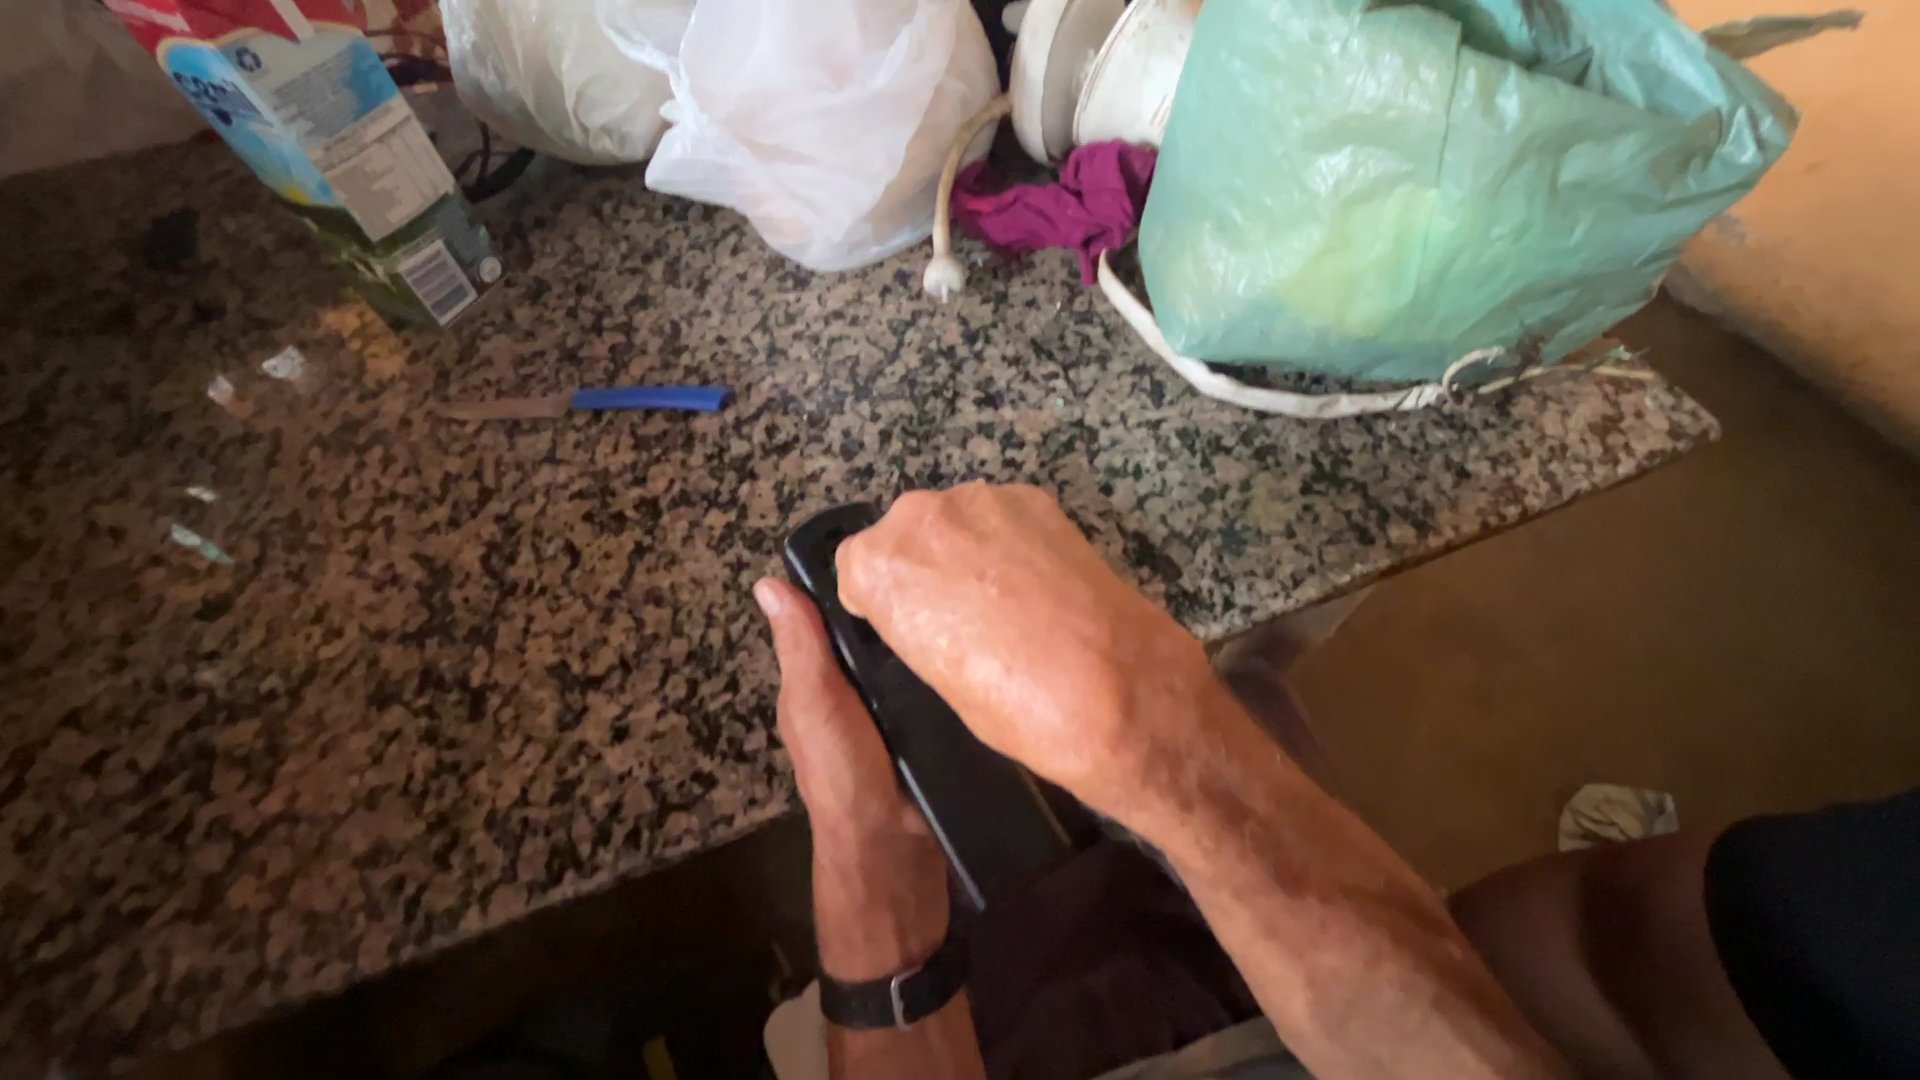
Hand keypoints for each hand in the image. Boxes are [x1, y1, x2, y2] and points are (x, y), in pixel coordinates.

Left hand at [755, 577, 950, 980]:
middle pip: (877, 634)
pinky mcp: (929, 728)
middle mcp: (855, 690)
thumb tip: (767, 583)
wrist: (894, 851)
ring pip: (910, 656)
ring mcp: (894, 711)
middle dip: (903, 601)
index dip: (855, 580)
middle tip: (950, 560)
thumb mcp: (816, 705)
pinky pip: (938, 684)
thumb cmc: (845, 773)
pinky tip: (982, 641)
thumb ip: (802, 649)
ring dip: (932, 631)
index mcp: (819, 681)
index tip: (895, 536)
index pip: (834, 616)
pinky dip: (952, 664)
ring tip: (973, 589)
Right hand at [833, 483, 1220, 821]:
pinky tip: (1038, 584)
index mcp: (880, 564)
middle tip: (960, 616)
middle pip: (903, 533)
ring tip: (1006, 601)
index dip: (881, 600)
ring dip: (966, 550)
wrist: (1113, 684)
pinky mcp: (1032, 497)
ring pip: (954, 521)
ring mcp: (981, 499)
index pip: (855, 567)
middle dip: (923, 567)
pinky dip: (1008, 542)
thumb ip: (912, 623)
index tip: (909, 626)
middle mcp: (921, 515)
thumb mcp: (935, 676)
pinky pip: (1000, 517)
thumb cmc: (1011, 702)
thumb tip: (926, 611)